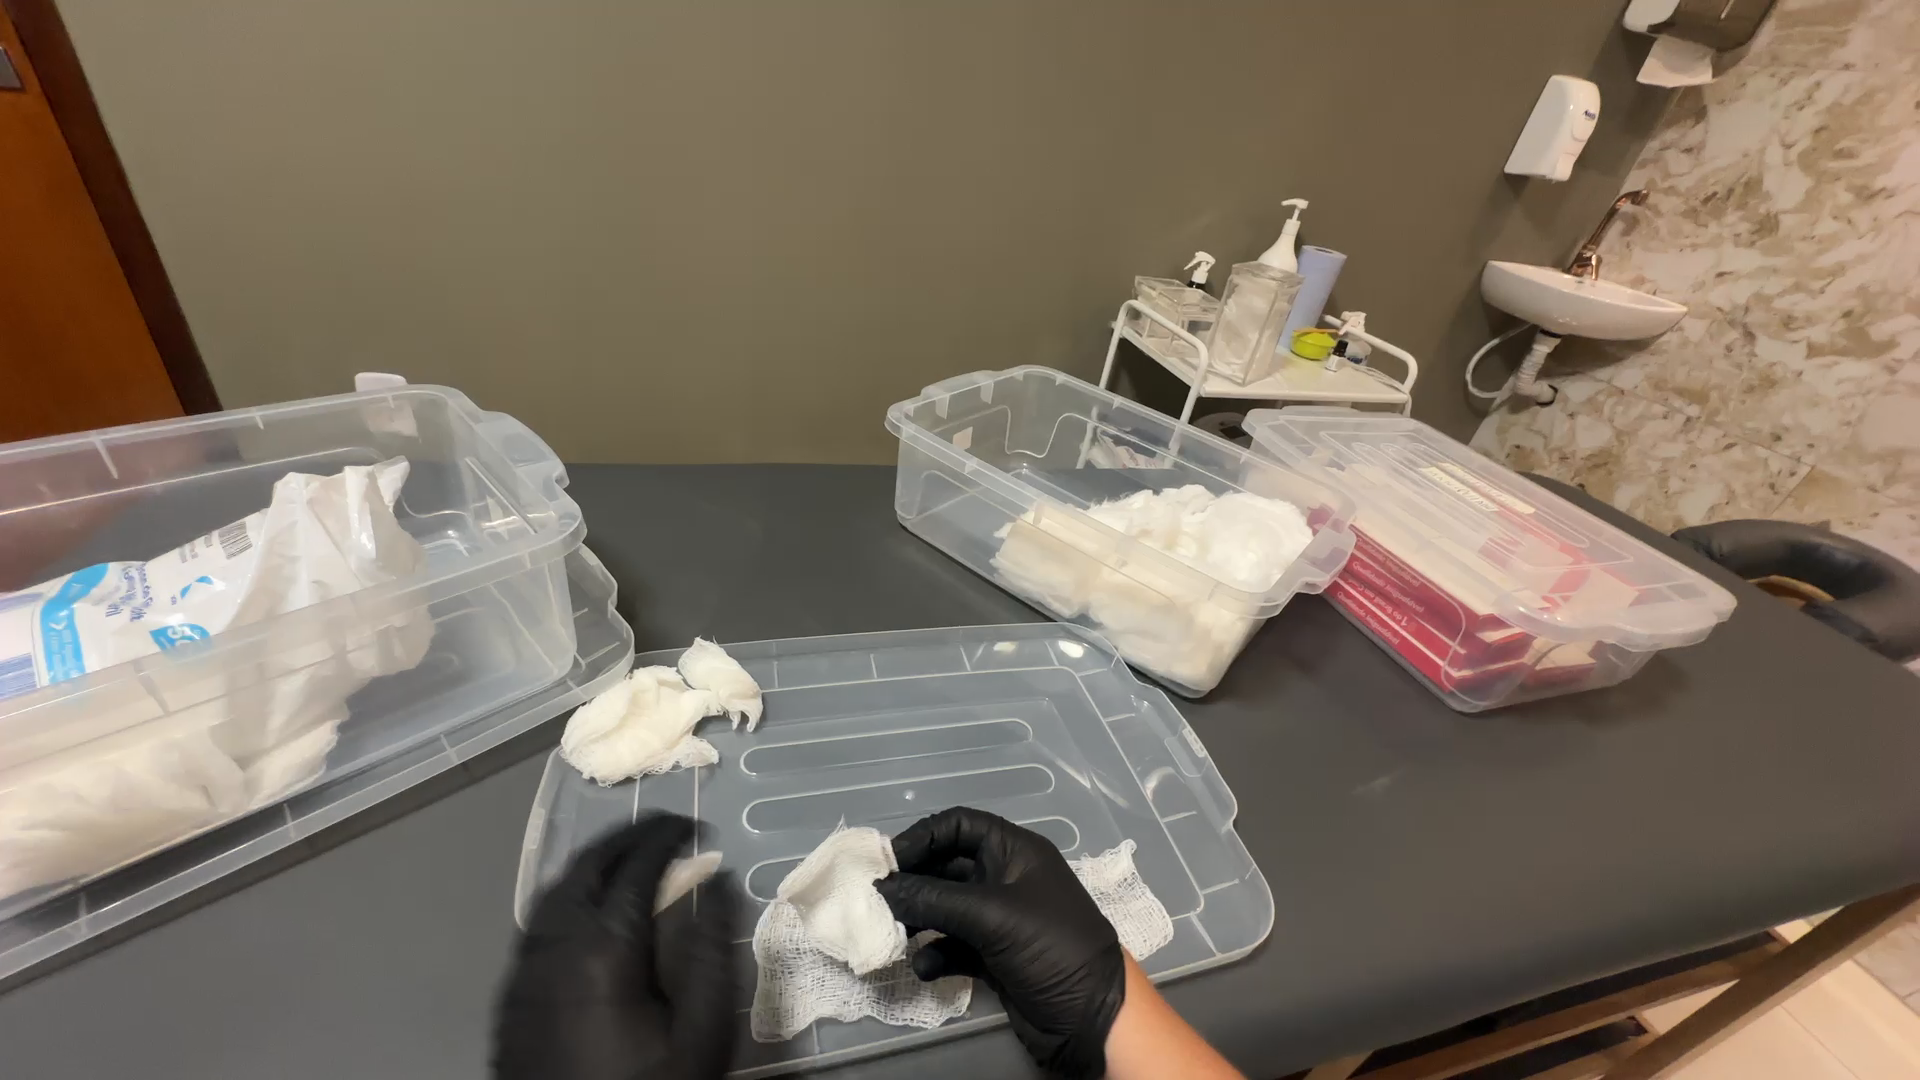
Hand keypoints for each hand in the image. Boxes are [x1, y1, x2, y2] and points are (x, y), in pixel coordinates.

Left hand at [494, 812, 736, 1079]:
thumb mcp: (701, 1027)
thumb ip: (711, 946)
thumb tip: (717, 879)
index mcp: (605, 948)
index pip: (637, 865)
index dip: (669, 836)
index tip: (698, 827)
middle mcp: (556, 948)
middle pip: (588, 866)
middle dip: (629, 836)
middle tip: (668, 831)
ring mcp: (525, 973)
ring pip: (554, 890)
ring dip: (595, 861)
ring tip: (632, 856)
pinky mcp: (511, 998)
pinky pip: (537, 922)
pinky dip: (570, 894)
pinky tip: (593, 905)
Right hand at [874, 807, 1124, 1078]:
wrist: (1094, 1019)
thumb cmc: (1050, 946)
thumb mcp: (992, 916)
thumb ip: (935, 899)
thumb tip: (882, 888)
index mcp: (1014, 851)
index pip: (961, 825)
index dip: (923, 835)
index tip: (887, 859)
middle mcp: (1005, 878)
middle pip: (949, 865)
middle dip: (915, 880)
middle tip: (879, 898)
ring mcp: (1000, 918)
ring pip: (948, 907)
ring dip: (920, 917)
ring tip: (893, 932)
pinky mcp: (995, 957)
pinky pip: (955, 945)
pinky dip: (936, 953)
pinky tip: (924, 966)